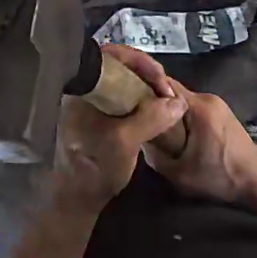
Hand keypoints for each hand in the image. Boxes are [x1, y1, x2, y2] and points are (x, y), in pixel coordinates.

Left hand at [50, 43, 186, 213]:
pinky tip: (157, 107)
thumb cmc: (94, 171)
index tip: (160, 78)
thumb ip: (150, 119)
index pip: (109, 56)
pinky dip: (143, 96)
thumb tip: (178, 102)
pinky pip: (124, 92)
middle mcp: (82, 88)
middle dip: (147, 72)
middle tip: (167, 90)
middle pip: (119, 64)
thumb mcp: (124, 144)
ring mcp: (90, 99)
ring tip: (166, 98)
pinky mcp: (99, 111)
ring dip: (148, 85)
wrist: (78, 201)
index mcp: (78, 89)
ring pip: (124, 78)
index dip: (138, 61)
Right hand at [143, 83, 256, 205]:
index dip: (144, 89)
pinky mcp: (221, 111)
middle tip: (138, 117)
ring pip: (183, 100)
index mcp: (199, 106)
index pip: (164, 84)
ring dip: (169, 111)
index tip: (127, 100)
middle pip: (173, 91)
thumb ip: (155, 154)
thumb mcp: (179, 173)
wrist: (254, 181)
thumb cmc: (218, 177)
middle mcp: (208, 97)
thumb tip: (141, 136)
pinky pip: (194, 107)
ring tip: (153, 126)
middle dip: (156, 103)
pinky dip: (182, 116)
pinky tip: (173, 131)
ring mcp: (216, 102)